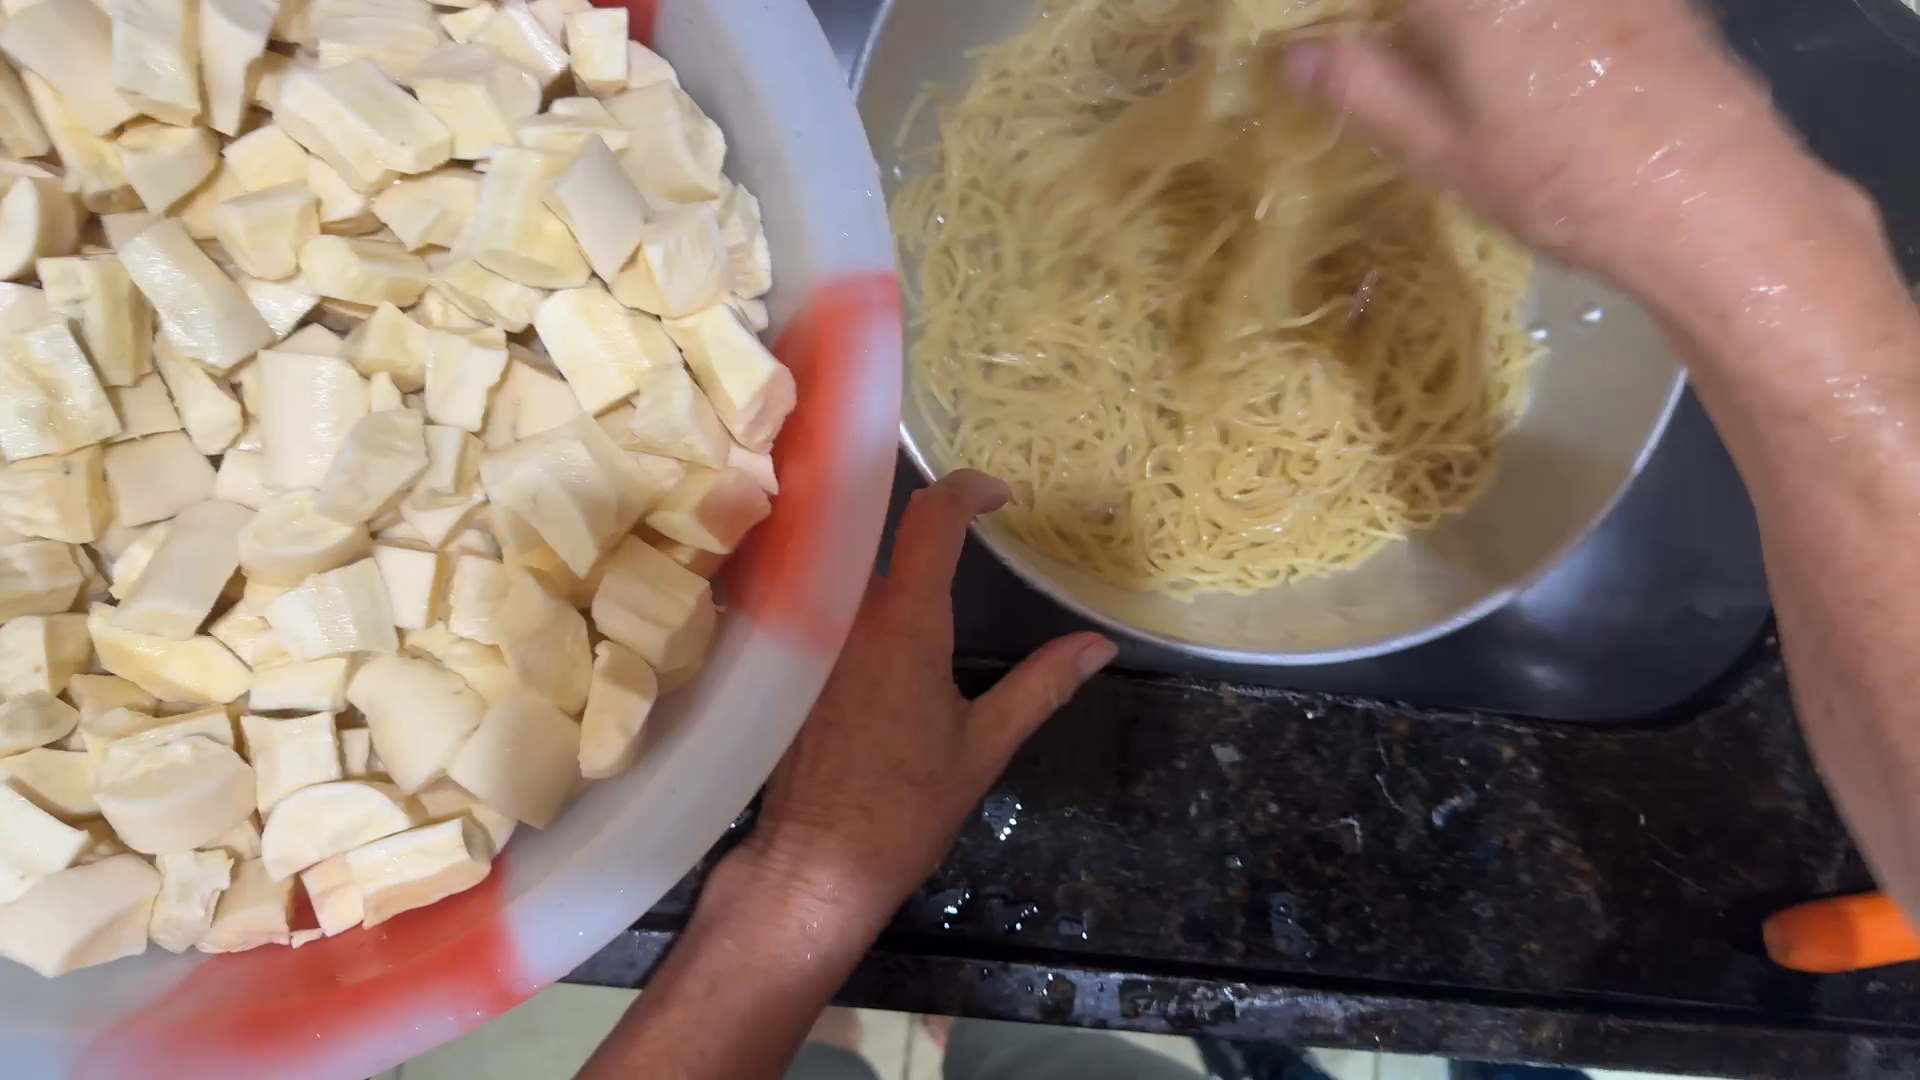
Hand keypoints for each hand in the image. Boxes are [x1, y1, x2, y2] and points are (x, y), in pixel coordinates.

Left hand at [735, 470, 1115, 912]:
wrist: (813, 865)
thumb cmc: (905, 807)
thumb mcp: (984, 745)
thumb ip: (1042, 684)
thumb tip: (1098, 646)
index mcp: (907, 621)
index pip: (933, 518)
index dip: (968, 489)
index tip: (999, 496)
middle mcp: (851, 612)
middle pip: (890, 534)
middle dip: (934, 527)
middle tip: (973, 539)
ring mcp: (811, 634)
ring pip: (855, 566)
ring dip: (895, 559)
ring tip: (935, 581)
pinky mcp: (791, 661)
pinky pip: (826, 600)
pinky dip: (859, 591)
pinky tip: (879, 624)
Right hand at [1284, 0, 1856, 291]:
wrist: (1702, 193)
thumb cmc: (1551, 181)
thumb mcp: (1436, 149)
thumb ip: (1361, 89)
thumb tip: (1291, 53)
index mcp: (1476, 0)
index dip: (1353, 15)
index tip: (1326, 40)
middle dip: (1402, 22)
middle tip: (1371, 56)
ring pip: (1488, 6)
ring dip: (1445, 31)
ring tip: (1429, 67)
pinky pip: (1540, 6)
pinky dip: (1501, 27)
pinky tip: (1504, 69)